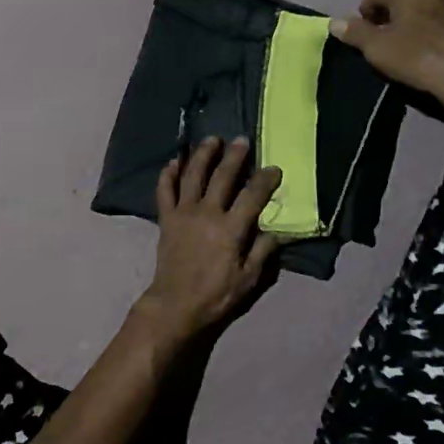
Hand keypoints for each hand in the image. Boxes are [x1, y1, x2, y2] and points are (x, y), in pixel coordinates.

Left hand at [136, 137, 281, 338]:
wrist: (176, 303)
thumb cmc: (216, 294)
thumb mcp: (249, 278)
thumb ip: (263, 251)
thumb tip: (278, 231)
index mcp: (231, 228)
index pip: (253, 196)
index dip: (265, 180)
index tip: (274, 168)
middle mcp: (206, 213)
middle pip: (222, 177)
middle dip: (234, 157)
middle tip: (242, 140)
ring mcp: (183, 213)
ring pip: (192, 176)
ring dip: (202, 156)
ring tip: (211, 140)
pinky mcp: (166, 219)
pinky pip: (164, 191)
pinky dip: (168, 174)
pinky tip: (173, 161)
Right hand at [329, 0, 443, 118]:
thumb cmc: (418, 58)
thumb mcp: (377, 49)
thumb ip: (355, 33)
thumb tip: (334, 21)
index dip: (366, 7)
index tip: (362, 28)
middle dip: (390, 14)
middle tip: (382, 39)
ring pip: (428, 9)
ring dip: (414, 23)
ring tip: (406, 48)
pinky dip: (434, 33)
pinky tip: (432, 54)